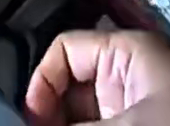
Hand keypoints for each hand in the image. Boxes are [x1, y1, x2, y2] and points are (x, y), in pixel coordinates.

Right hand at [23, 29, 169, 125]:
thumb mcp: (127, 125)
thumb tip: (32, 119)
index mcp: (124, 52)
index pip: (65, 51)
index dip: (41, 82)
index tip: (29, 121)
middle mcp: (128, 76)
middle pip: (72, 91)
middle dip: (54, 114)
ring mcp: (140, 110)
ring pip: (89, 117)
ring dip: (71, 125)